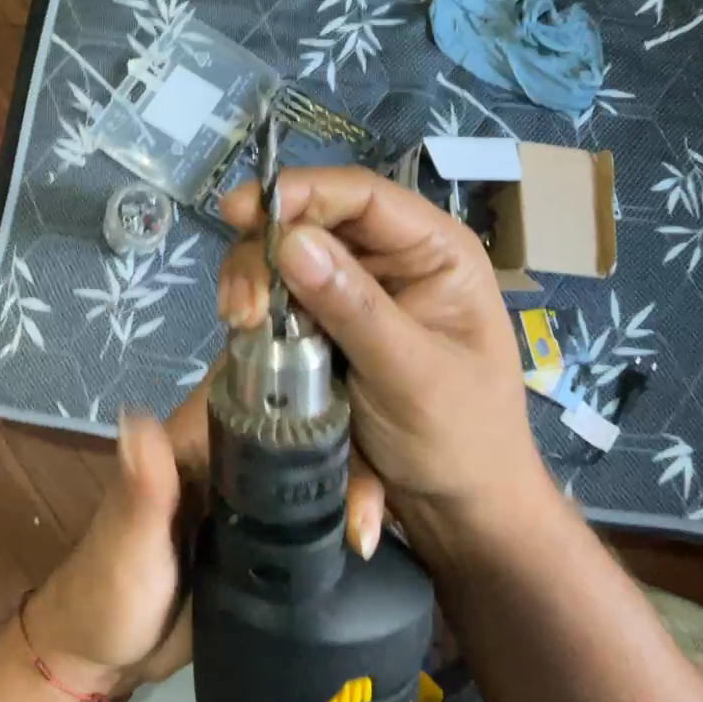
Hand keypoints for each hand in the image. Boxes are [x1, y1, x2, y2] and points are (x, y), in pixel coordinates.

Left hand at [27, 389, 386, 694]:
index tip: (352, 364)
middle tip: (369, 499)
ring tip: (370, 530)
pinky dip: (344, 514)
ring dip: (352, 483)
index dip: (297, 355)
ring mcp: (254, 495)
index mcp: (197, 437)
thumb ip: (140, 486)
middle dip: (346, 440)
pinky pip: (316, 509)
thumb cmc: (107, 587)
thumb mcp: (126, 541)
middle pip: (300, 418)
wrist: (111, 655)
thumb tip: (138, 415)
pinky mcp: (271, 537)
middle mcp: (231, 454)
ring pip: (316, 462)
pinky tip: (375, 536)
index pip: (252, 374)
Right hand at [217, 167, 547, 560]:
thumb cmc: (462, 438)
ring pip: (283, 259)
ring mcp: (351, 291)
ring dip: (254, 284)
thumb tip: (290, 242)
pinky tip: (247, 335)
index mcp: (433, 251)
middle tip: (241, 306)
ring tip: (241, 324)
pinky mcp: (321, 324)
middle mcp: (389, 259)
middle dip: (264, 252)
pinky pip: (277, 300)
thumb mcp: (412, 373)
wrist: (459, 509)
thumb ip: (354, 307)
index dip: (300, 192)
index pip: (361, 196)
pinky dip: (256, 313)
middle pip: (309, 222)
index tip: (239, 210)